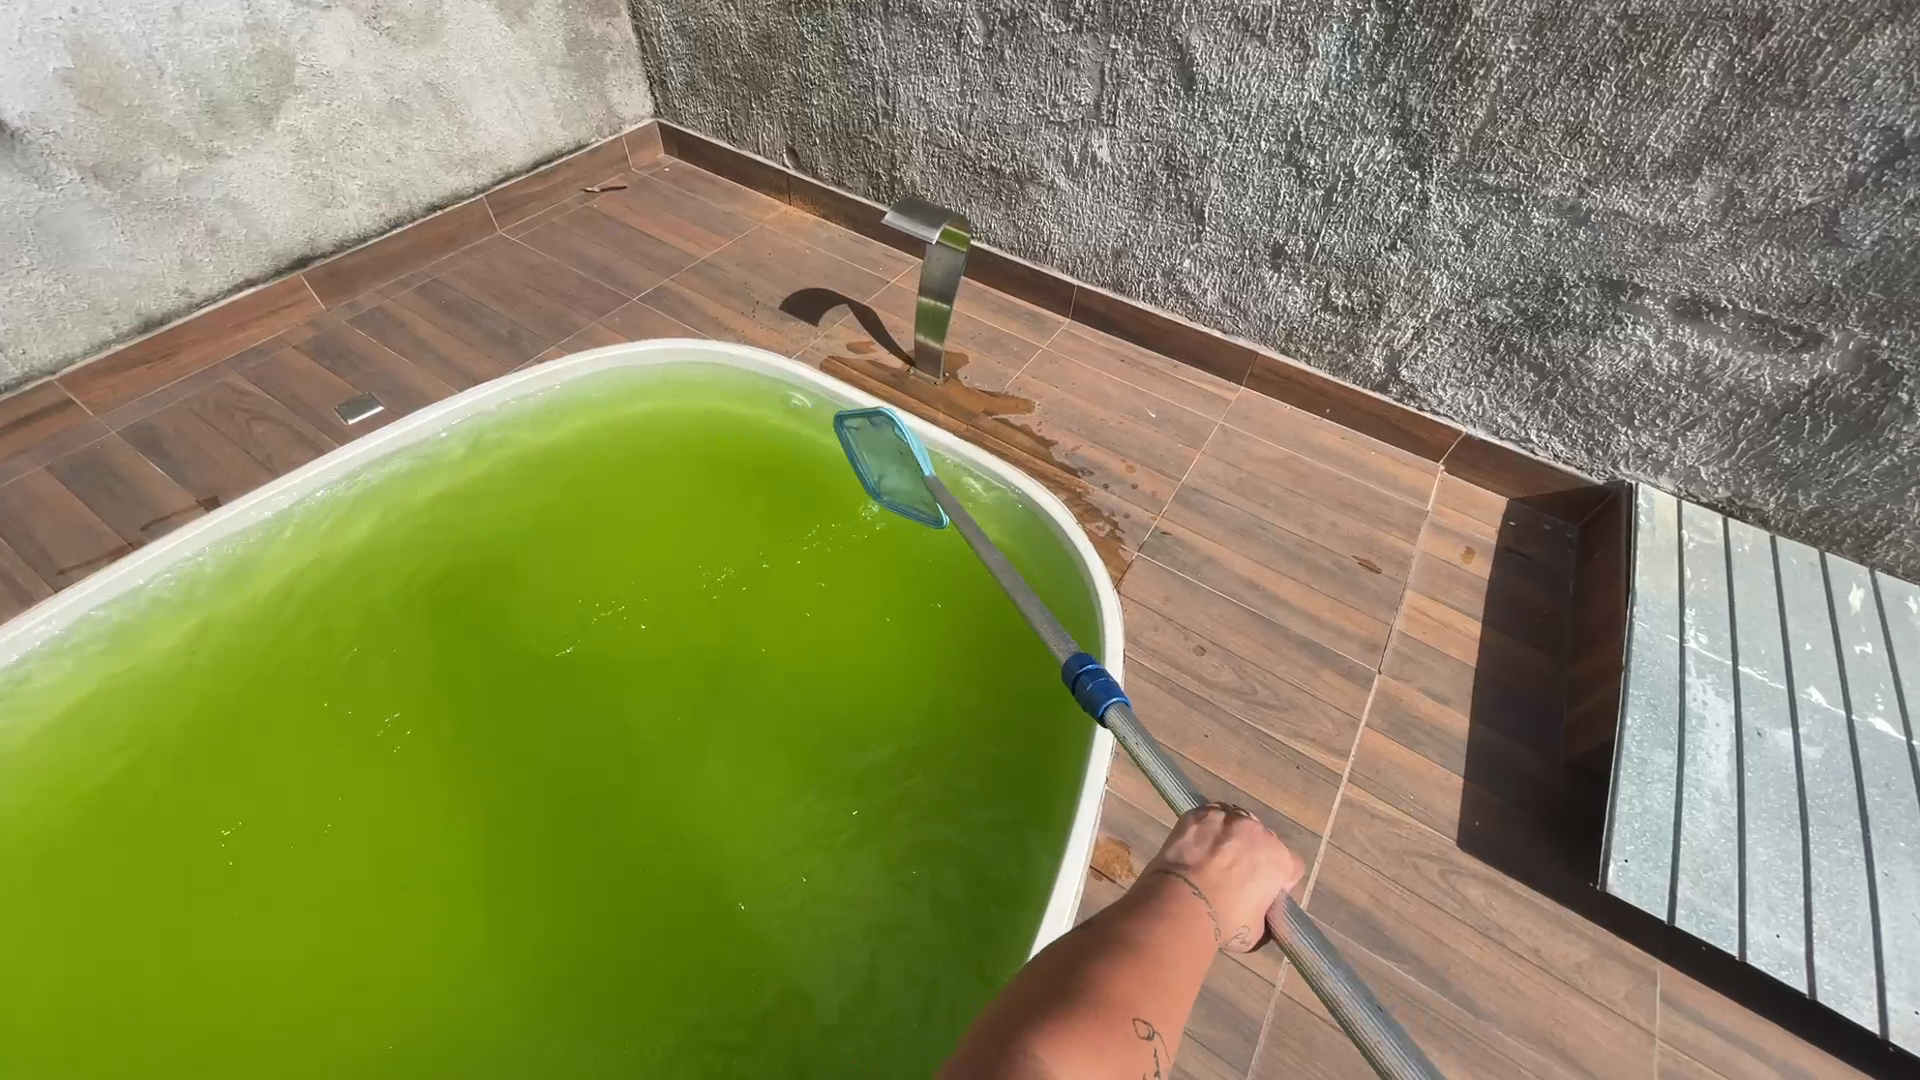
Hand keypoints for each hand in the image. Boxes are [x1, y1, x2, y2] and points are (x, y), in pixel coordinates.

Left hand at [1138, 803, 1304, 951]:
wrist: (1182, 901)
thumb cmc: (1225, 920)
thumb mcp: (1258, 928)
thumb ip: (1263, 910)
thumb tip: (1256, 909)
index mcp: (1279, 859)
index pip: (1291, 864)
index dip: (1279, 878)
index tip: (1264, 890)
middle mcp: (1257, 831)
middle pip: (1262, 839)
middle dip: (1253, 854)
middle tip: (1234, 873)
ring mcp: (1226, 817)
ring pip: (1235, 823)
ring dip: (1229, 836)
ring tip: (1212, 856)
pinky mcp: (1198, 812)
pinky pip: (1208, 816)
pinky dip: (1205, 828)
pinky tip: (1195, 844)